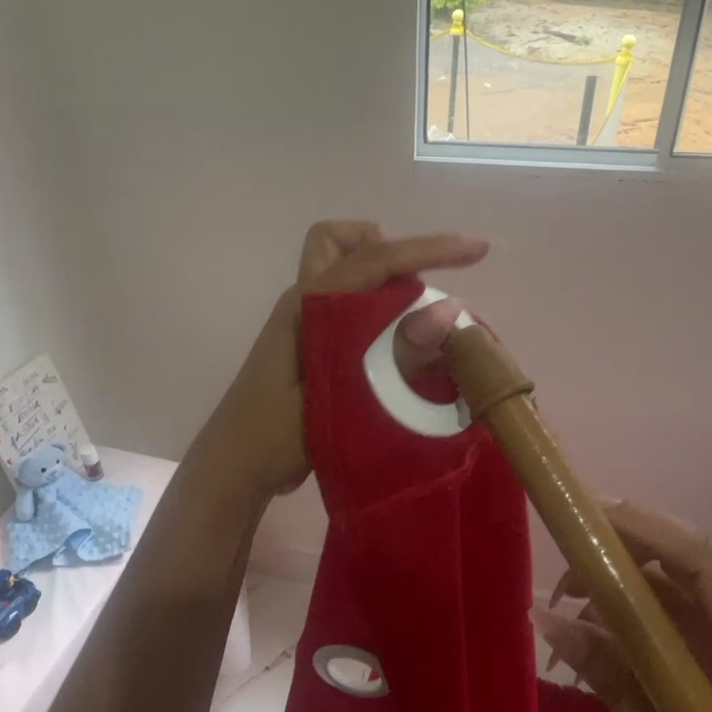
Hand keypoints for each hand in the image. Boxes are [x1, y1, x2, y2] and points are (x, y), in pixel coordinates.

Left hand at [191, 221, 489, 498]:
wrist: (235, 469)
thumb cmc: (275, 437)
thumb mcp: (338, 400)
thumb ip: (390, 360)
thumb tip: (445, 311)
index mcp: (307, 306)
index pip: (373, 259)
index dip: (428, 249)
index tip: (477, 250)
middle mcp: (305, 303)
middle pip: (342, 243)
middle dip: (385, 248)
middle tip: (419, 291)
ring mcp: (306, 323)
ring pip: (347, 273)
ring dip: (385, 283)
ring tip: (417, 329)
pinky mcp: (312, 346)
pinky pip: (351, 307)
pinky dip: (380, 314)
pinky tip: (399, 352)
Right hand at [534, 502, 711, 711]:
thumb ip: (610, 677)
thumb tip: (544, 618)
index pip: (704, 559)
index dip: (645, 527)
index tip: (583, 516)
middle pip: (690, 555)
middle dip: (624, 542)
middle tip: (563, 556)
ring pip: (682, 579)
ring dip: (625, 574)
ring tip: (569, 597)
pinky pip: (682, 609)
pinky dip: (635, 605)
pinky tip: (596, 626)